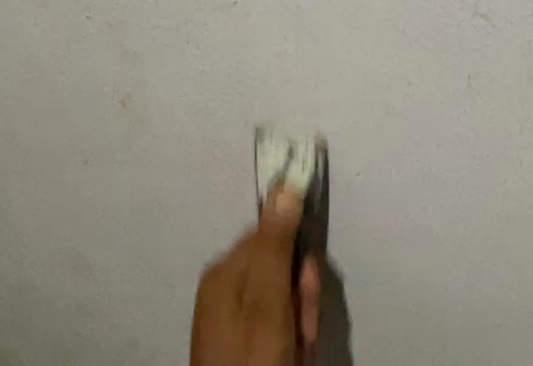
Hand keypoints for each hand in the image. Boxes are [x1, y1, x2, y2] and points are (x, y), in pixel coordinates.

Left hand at [191, 188, 321, 365]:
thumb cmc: (252, 359)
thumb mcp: (269, 302)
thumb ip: (277, 244)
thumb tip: (285, 185)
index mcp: (225, 269)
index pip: (273, 232)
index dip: (298, 258)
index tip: (308, 283)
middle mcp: (224, 285)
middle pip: (280, 266)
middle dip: (302, 294)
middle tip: (301, 328)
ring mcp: (232, 315)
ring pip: (284, 296)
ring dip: (300, 320)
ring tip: (296, 349)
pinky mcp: (241, 339)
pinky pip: (276, 321)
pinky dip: (290, 337)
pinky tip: (291, 356)